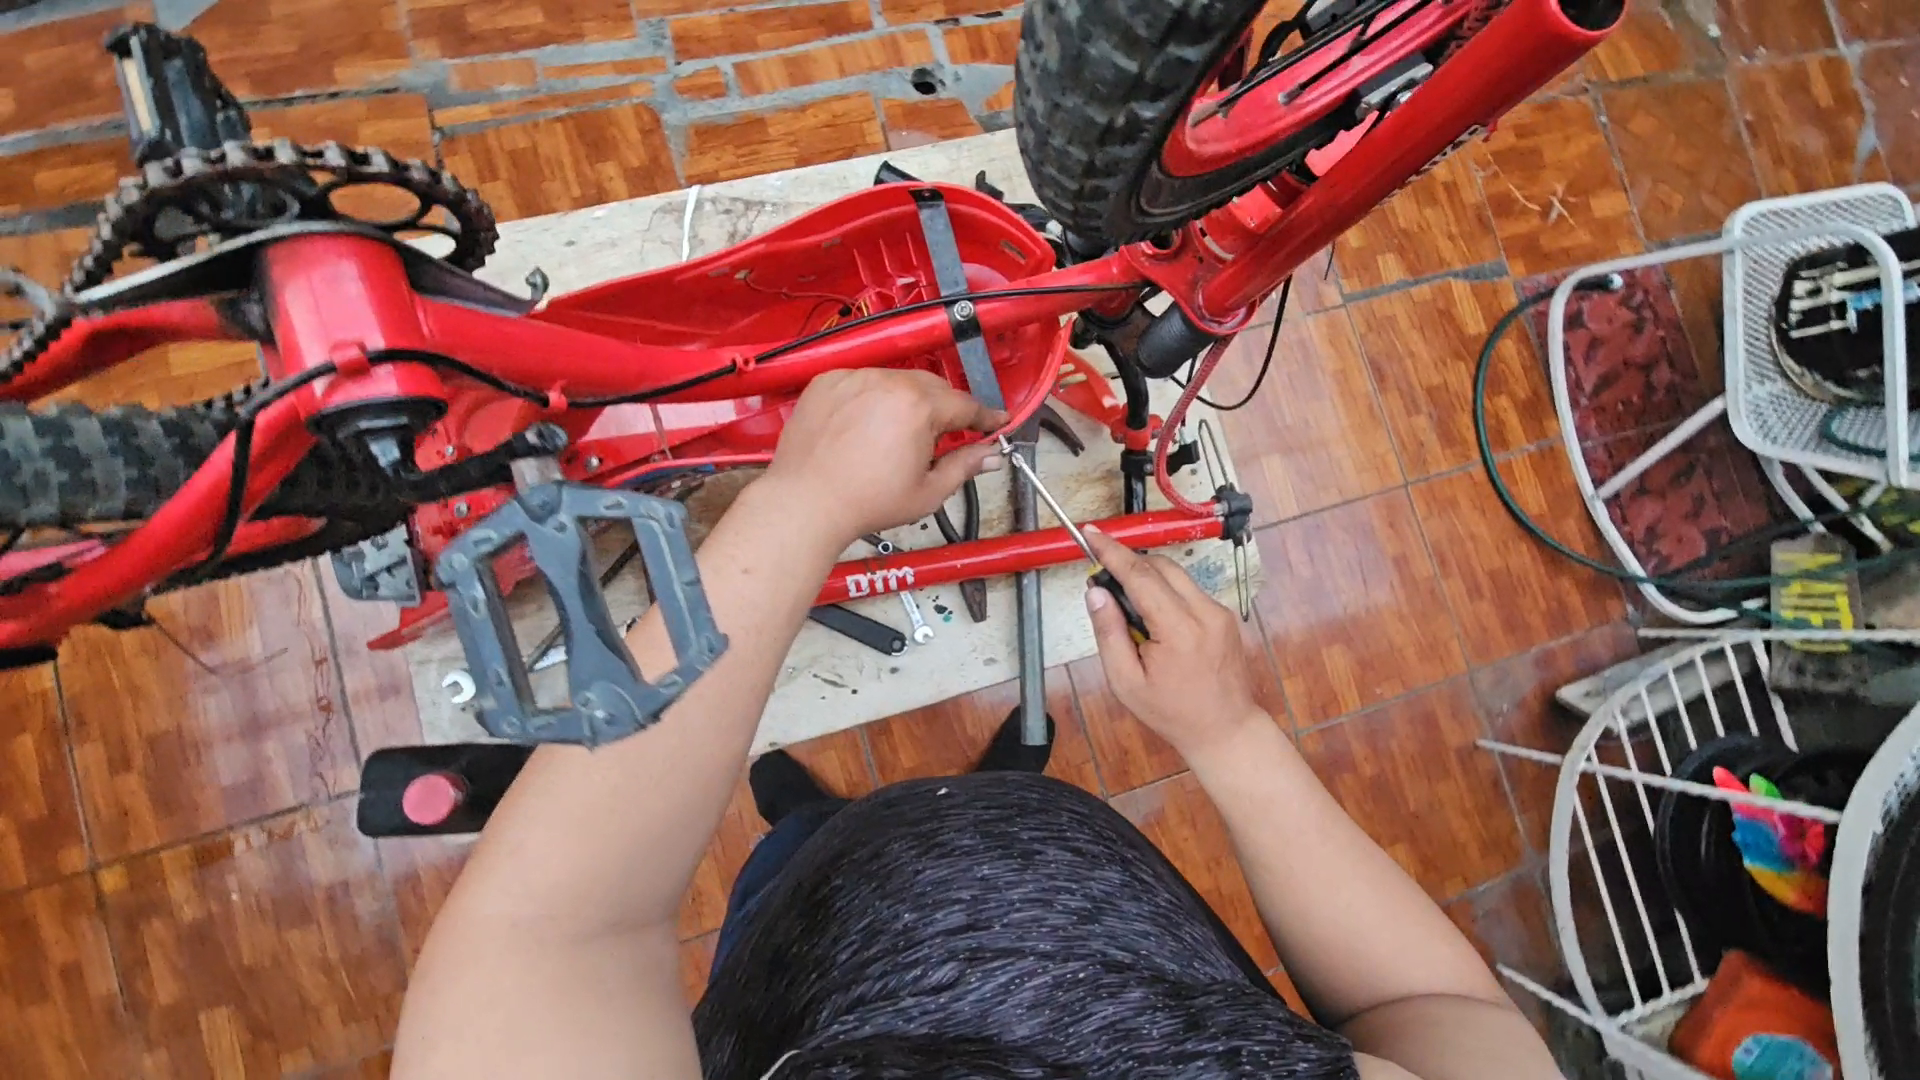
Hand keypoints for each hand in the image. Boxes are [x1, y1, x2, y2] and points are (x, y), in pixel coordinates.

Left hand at [761, 369, 1006, 546]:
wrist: (806, 502)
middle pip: (932, 388)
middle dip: (943, 410)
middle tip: (945, 436)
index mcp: (918, 406)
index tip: (994, 422)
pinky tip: (866, 428)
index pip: (965, 405)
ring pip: (895, 382)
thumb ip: (964, 467)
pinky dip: (870, 398)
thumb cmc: (864, 502)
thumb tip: (990, 456)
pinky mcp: (827, 382)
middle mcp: (887, 382)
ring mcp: (854, 378)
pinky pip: (862, 382)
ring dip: (905, 402)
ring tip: (897, 437)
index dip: (984, 416)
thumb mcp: (927, 492)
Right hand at [1083, 527, 1267, 758]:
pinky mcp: (1223, 616)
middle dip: (1128, 563)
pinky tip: (1153, 619)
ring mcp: (1218, 612)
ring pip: (1176, 574)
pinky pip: (1188, 590)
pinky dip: (1165, 592)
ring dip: (1147, 578)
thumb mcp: (1125, 681)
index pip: (1140, 576)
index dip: (1112, 552)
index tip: (1092, 533)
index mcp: (1178, 630)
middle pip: (1160, 566)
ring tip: (1128, 608)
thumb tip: (1096, 592)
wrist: (1225, 729)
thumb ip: (1108, 633)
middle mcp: (1204, 613)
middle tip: (1103, 581)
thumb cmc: (1170, 712)